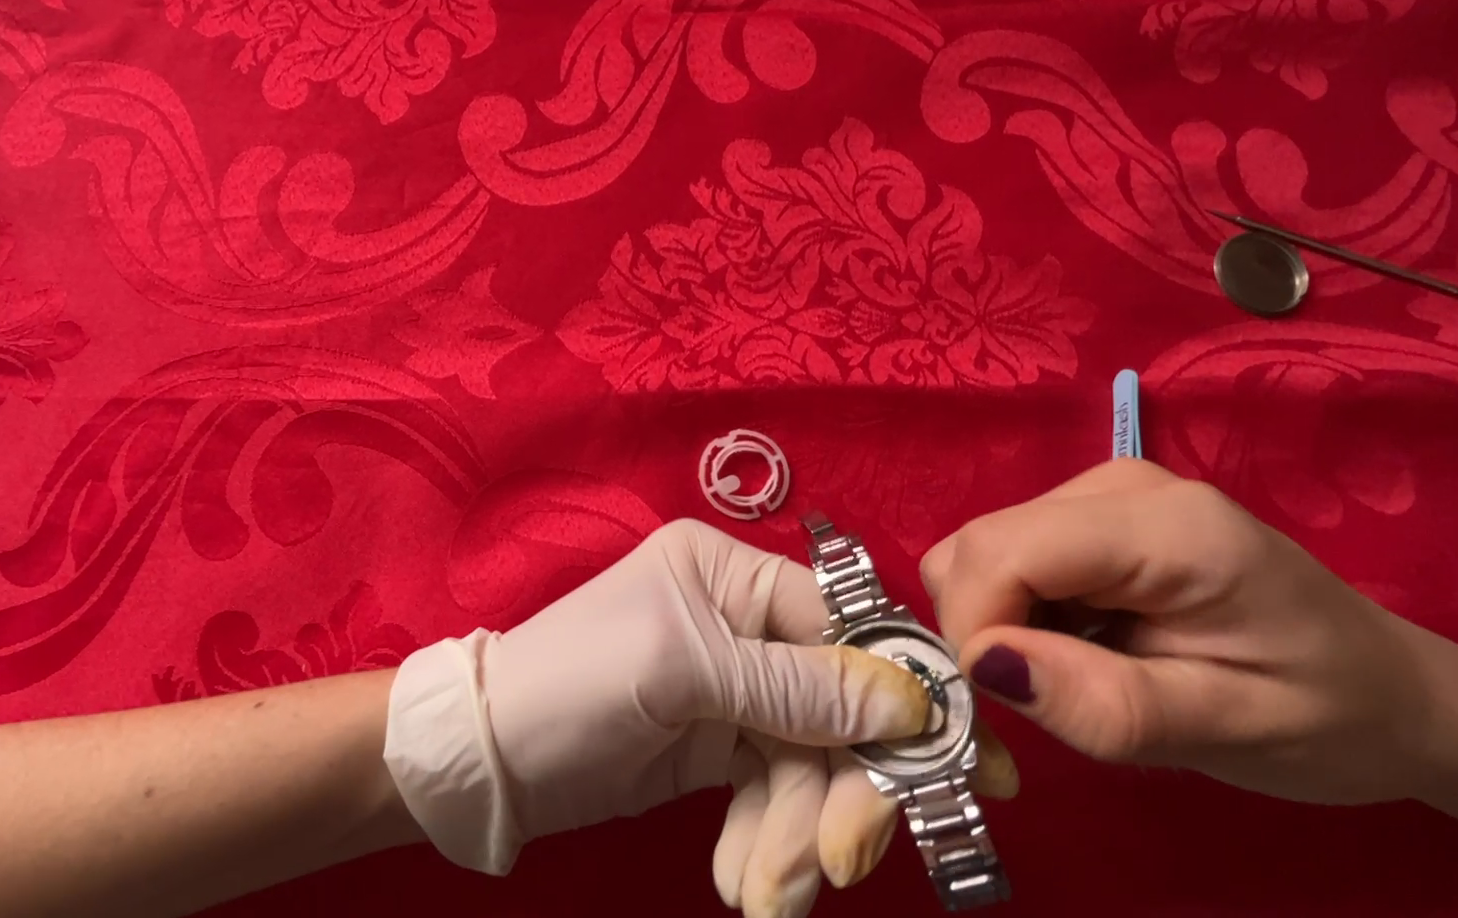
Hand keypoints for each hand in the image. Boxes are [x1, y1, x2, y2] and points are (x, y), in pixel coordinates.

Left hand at [385, 519, 1014, 917]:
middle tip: (839, 861)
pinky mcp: (721, 745)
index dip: (901, 691)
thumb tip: (910, 700)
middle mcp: (740, 621)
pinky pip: (776, 791)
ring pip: (809, 760)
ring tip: (767, 894)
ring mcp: (734, 688)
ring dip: (798, 834)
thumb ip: (795, 687)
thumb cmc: (575, 684)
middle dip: (840, 787)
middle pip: (835, 703)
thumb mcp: (682, 674)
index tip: (966, 768)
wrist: (491, 759)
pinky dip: (771, 840)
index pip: (841, 623)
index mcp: (729, 572)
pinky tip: (744, 882)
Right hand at [920, 458, 1433, 805]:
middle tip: (1046, 695)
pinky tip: (1073, 641)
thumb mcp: (1225, 733)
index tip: (1006, 701)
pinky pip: (1000, 555)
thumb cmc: (1324, 719)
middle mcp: (1114, 485)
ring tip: (1071, 669)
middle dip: (982, 628)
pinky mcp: (1084, 511)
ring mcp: (1096, 491)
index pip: (1003, 552)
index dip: (976, 625)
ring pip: (976, 549)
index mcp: (1166, 527)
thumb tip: (981, 664)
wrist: (1390, 692)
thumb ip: (1104, 703)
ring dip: (995, 620)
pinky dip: (1010, 609)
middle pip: (978, 545)